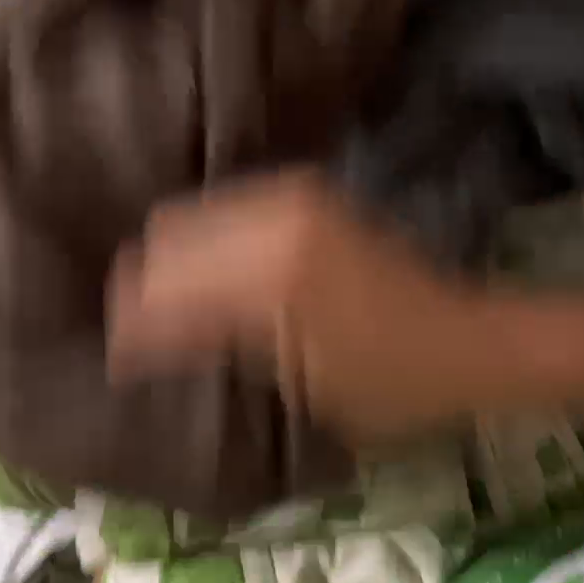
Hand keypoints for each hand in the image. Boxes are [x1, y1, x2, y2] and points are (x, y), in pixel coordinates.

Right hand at [106, 172, 494, 444]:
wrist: (467, 338)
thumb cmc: (392, 385)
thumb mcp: (299, 390)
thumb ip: (216, 353)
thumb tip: (141, 345)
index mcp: (267, 275)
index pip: (159, 293)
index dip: (128, 330)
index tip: (116, 362)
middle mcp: (273, 218)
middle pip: (164, 240)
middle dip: (144, 289)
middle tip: (141, 335)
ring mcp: (293, 196)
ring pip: (190, 218)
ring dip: (174, 262)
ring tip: (173, 309)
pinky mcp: (308, 192)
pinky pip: (228, 208)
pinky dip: (209, 242)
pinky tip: (213, 278)